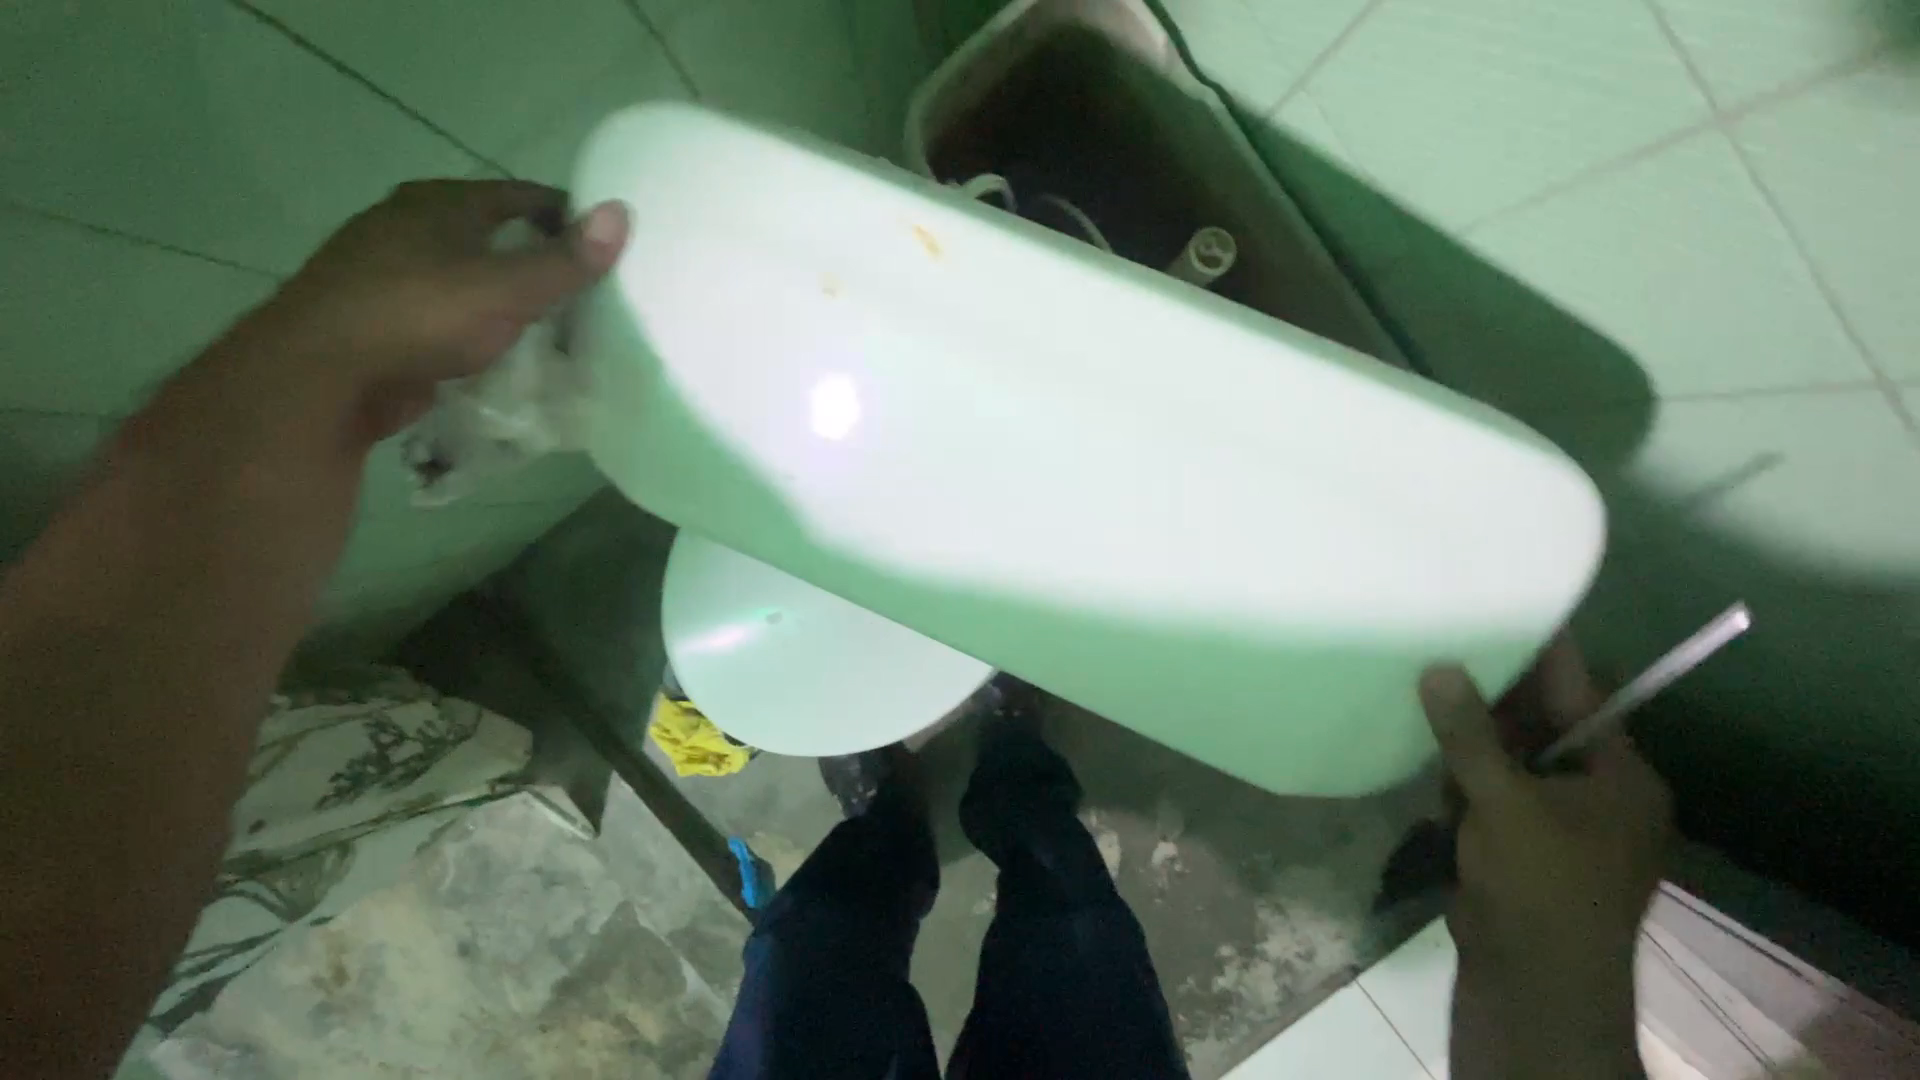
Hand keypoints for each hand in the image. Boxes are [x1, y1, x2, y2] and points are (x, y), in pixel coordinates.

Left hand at [221, 179, 629, 440]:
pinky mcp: (382, 316)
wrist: (322, 376)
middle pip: (494, 234)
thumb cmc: (419, 316)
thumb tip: (623, 213)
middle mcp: (409, 224)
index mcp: (439, 204)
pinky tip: (504, 350)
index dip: (568, 216)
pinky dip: (481, 325)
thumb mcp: (507, 288)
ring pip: (469, 275)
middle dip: (540, 259)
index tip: (607, 247)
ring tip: (555, 325)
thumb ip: (566, 260)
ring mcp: (389, 271)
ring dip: (509, 296)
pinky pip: (449, 312)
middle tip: (589, 292)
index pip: (521, 195)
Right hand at [1420, 641, 1673, 988]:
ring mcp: (1559, 819)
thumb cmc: (1537, 883)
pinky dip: (1464, 779)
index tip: (1506, 612)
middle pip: (1541, 725)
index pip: (1582, 697)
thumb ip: (1468, 733)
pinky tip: (1432, 770)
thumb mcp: (1503, 801)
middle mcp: (1597, 792)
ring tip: (1424, 700)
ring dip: (1470, 741)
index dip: (1546, 657)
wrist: (1528, 979)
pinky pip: (1492, 788)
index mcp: (1621, 778)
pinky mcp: (1522, 840)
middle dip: (1492, 698)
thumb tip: (1437, 667)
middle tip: (1443, 651)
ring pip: (1509, 756)